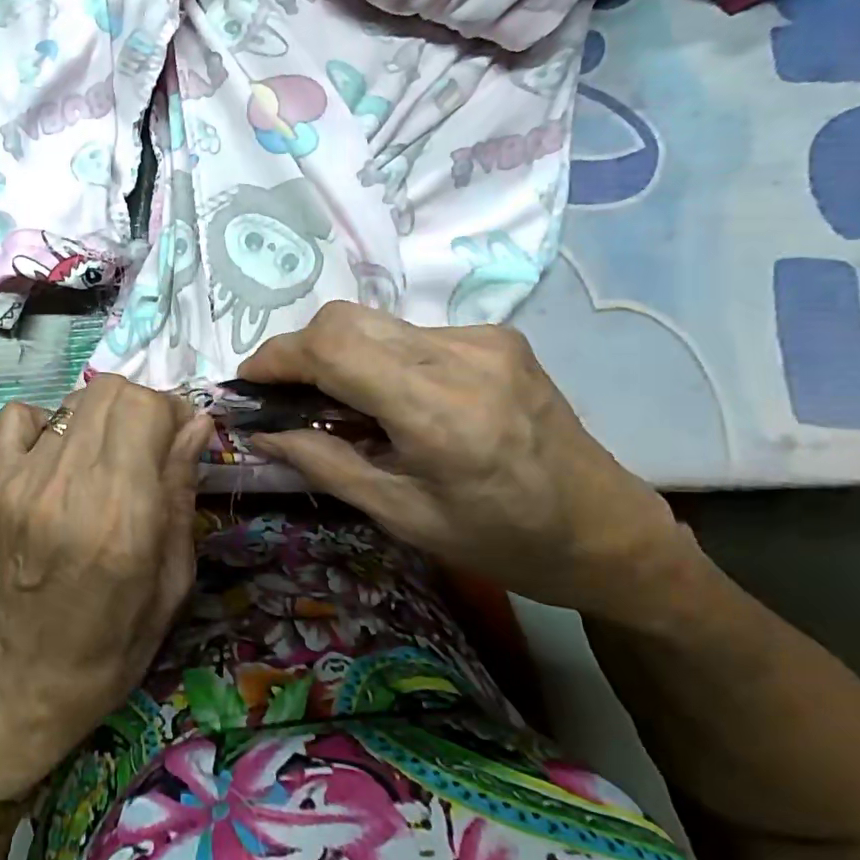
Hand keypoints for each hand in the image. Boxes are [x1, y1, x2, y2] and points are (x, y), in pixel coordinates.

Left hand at [0, 375, 211, 799]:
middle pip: (108, 392)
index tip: (180, 435)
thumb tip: (196, 421)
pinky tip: (58, 456)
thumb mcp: (174, 574)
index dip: (172, 411)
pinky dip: (48, 423)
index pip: (145, 407)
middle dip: (140, 406)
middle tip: (148, 442)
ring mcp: (21, 483)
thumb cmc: (120, 635)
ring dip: (100, 416)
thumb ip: (181, 488)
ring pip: (71, 401)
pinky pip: (19, 415)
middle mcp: (67, 488)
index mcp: (122, 516)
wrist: (36, 672)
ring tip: (106, 455)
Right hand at [238, 301, 702, 624]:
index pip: (334, 348)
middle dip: (300, 350)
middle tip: (285, 394)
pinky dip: (375, 356)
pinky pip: (407, 331)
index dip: (278, 356)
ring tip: (337, 402)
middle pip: (345, 319)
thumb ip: (325, 464)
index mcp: (441, 413)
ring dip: (336, 353)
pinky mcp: (496, 336)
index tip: (249, 381)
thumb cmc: (504, 541)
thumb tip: (261, 434)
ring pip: (373, 322)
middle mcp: (463, 358)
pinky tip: (387, 397)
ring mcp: (484, 340)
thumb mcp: (403, 517)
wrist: (610, 532)